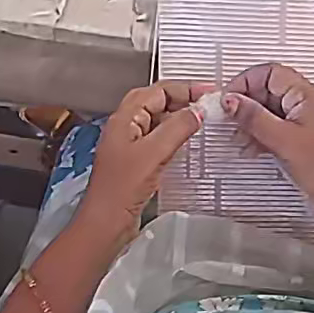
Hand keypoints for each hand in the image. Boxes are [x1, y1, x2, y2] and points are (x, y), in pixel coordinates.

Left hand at [74, 79, 209, 245]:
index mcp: (124, 119)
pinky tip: (184, 146)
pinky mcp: (135, 165)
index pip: (157, 91)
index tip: (208, 93)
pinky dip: (172, 138)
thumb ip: (177, 128)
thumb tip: (197, 111)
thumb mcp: (153, 153)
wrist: (106, 223)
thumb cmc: (119, 190)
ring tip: (200, 122)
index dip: (184, 89)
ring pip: (156, 123)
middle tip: (205, 104)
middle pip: (155, 103)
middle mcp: (124, 130)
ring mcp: (129, 147)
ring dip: (178, 119)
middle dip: (181, 100)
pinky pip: (156, 143)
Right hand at [221, 63, 313, 226]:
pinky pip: (273, 128)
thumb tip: (231, 100)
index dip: (246, 82)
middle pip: (268, 90)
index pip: (271, 73)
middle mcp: (306, 105)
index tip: (228, 99)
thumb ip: (254, 118)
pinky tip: (250, 147)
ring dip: (250, 121)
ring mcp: (303, 122)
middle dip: (246, 103)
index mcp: (308, 96)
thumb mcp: (283, 139)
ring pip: (268, 111)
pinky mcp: (299, 139)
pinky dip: (258, 135)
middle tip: (229, 118)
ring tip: (238, 136)